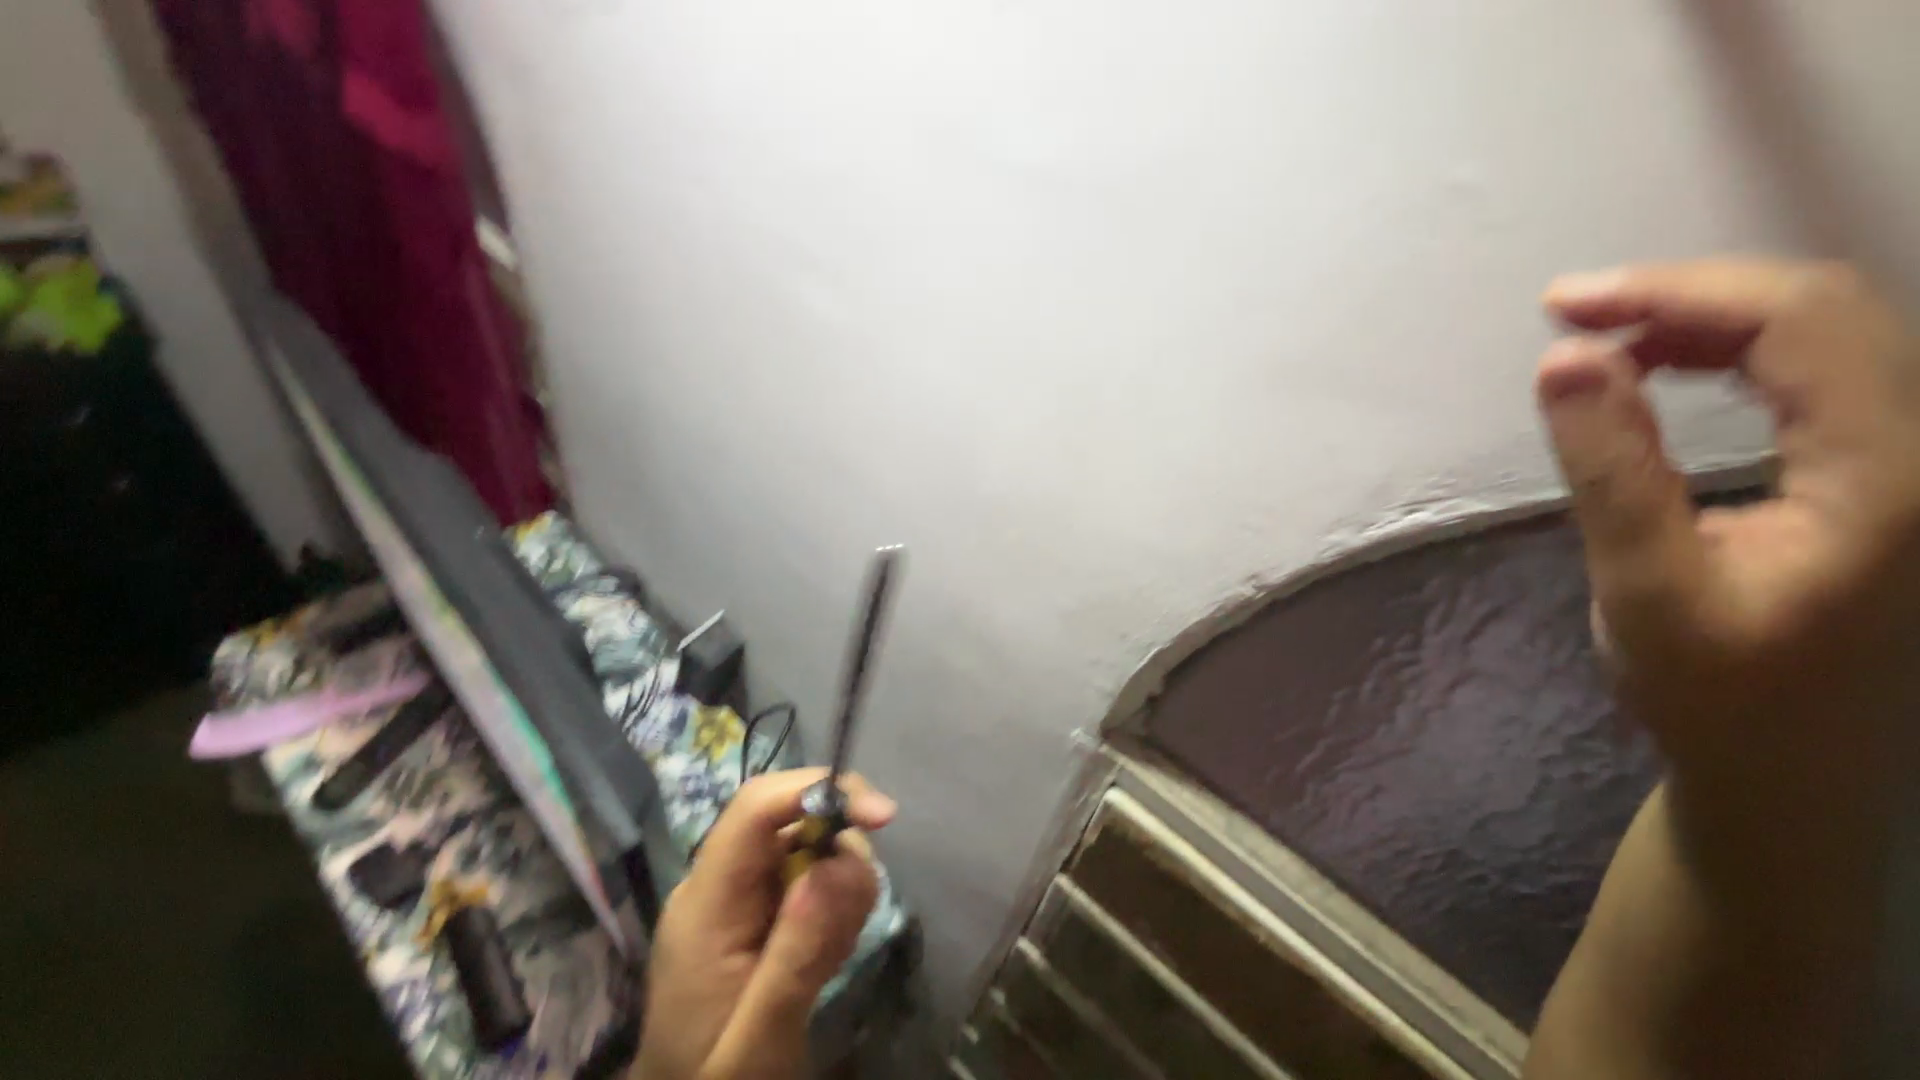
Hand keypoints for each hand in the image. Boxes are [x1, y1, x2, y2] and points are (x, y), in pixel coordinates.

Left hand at [632, 770, 895, 1079]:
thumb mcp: (760, 1035)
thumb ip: (798, 953)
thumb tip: (840, 861)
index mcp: (706, 902)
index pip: (756, 808)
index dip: (820, 792)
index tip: (883, 817)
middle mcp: (719, 885)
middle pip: (790, 822)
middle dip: (839, 855)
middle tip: (854, 921)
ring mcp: (737, 898)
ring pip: (807, 849)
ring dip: (840, 891)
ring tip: (831, 959)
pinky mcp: (755, 914)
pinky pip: (808, 881)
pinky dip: (833, 909)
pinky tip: (823, 960)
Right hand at [1538, 259, 1919, 851]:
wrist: (1794, 776)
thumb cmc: (1718, 697)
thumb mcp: (1645, 589)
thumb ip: (1610, 468)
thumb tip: (1565, 359)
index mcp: (1892, 474)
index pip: (1803, 321)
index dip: (1678, 290)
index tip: (1562, 306)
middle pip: (1826, 312)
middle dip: (1689, 295)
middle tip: (1574, 315)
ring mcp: (1918, 460)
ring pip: (1829, 335)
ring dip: (1710, 321)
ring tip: (1610, 342)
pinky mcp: (1892, 473)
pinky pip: (1824, 374)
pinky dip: (1736, 356)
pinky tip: (1670, 371)